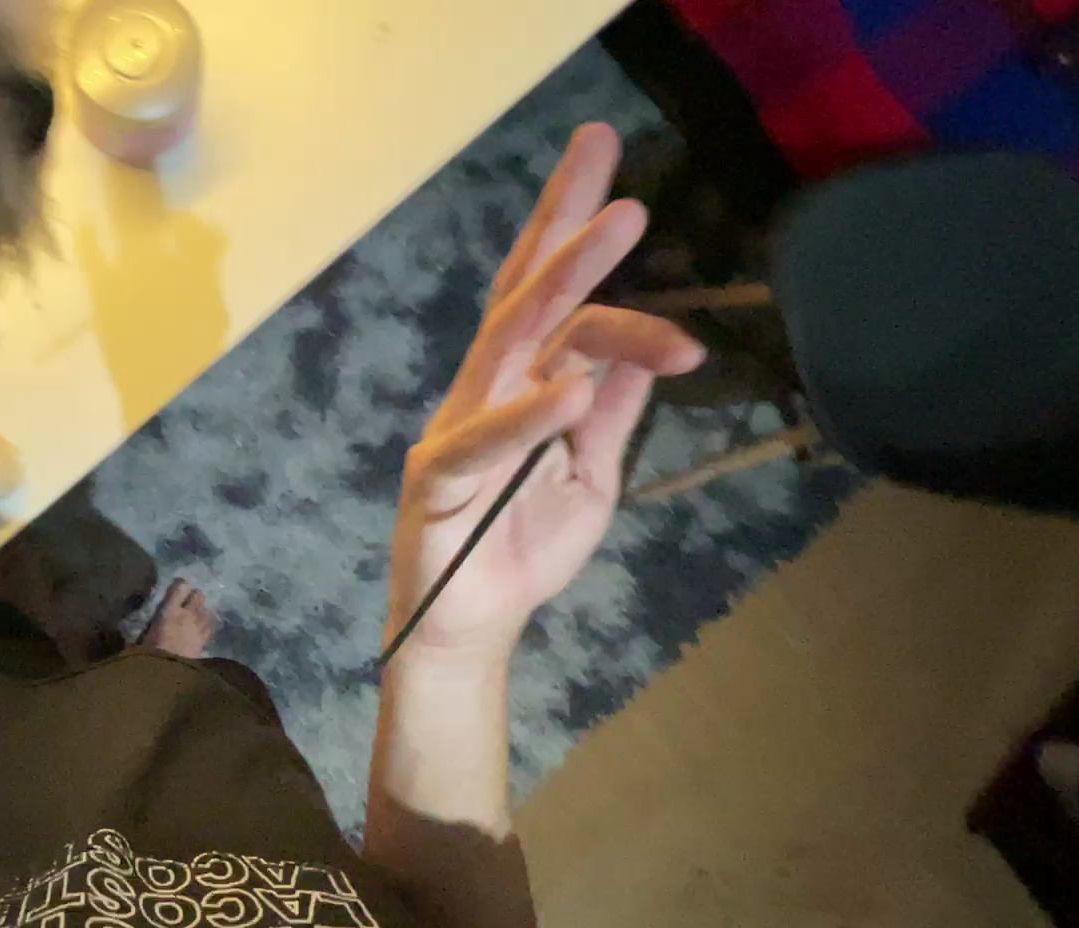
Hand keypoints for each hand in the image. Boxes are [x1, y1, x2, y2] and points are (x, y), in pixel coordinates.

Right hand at [385, 124, 704, 663]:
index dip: (574, 237)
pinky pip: (483, 442)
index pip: (550, 305)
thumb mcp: (588, 475)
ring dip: (559, 289)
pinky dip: (527, 416)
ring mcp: (455, 432)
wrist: (473, 625)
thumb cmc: (521, 551)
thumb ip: (607, 415)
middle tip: (604, 152)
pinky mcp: (436, 479)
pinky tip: (573, 389)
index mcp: (519, 391)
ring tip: (618, 230)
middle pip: (521, 298)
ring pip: (504, 349)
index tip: (625, 183)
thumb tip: (641, 353)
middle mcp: (483, 395)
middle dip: (562, 226)